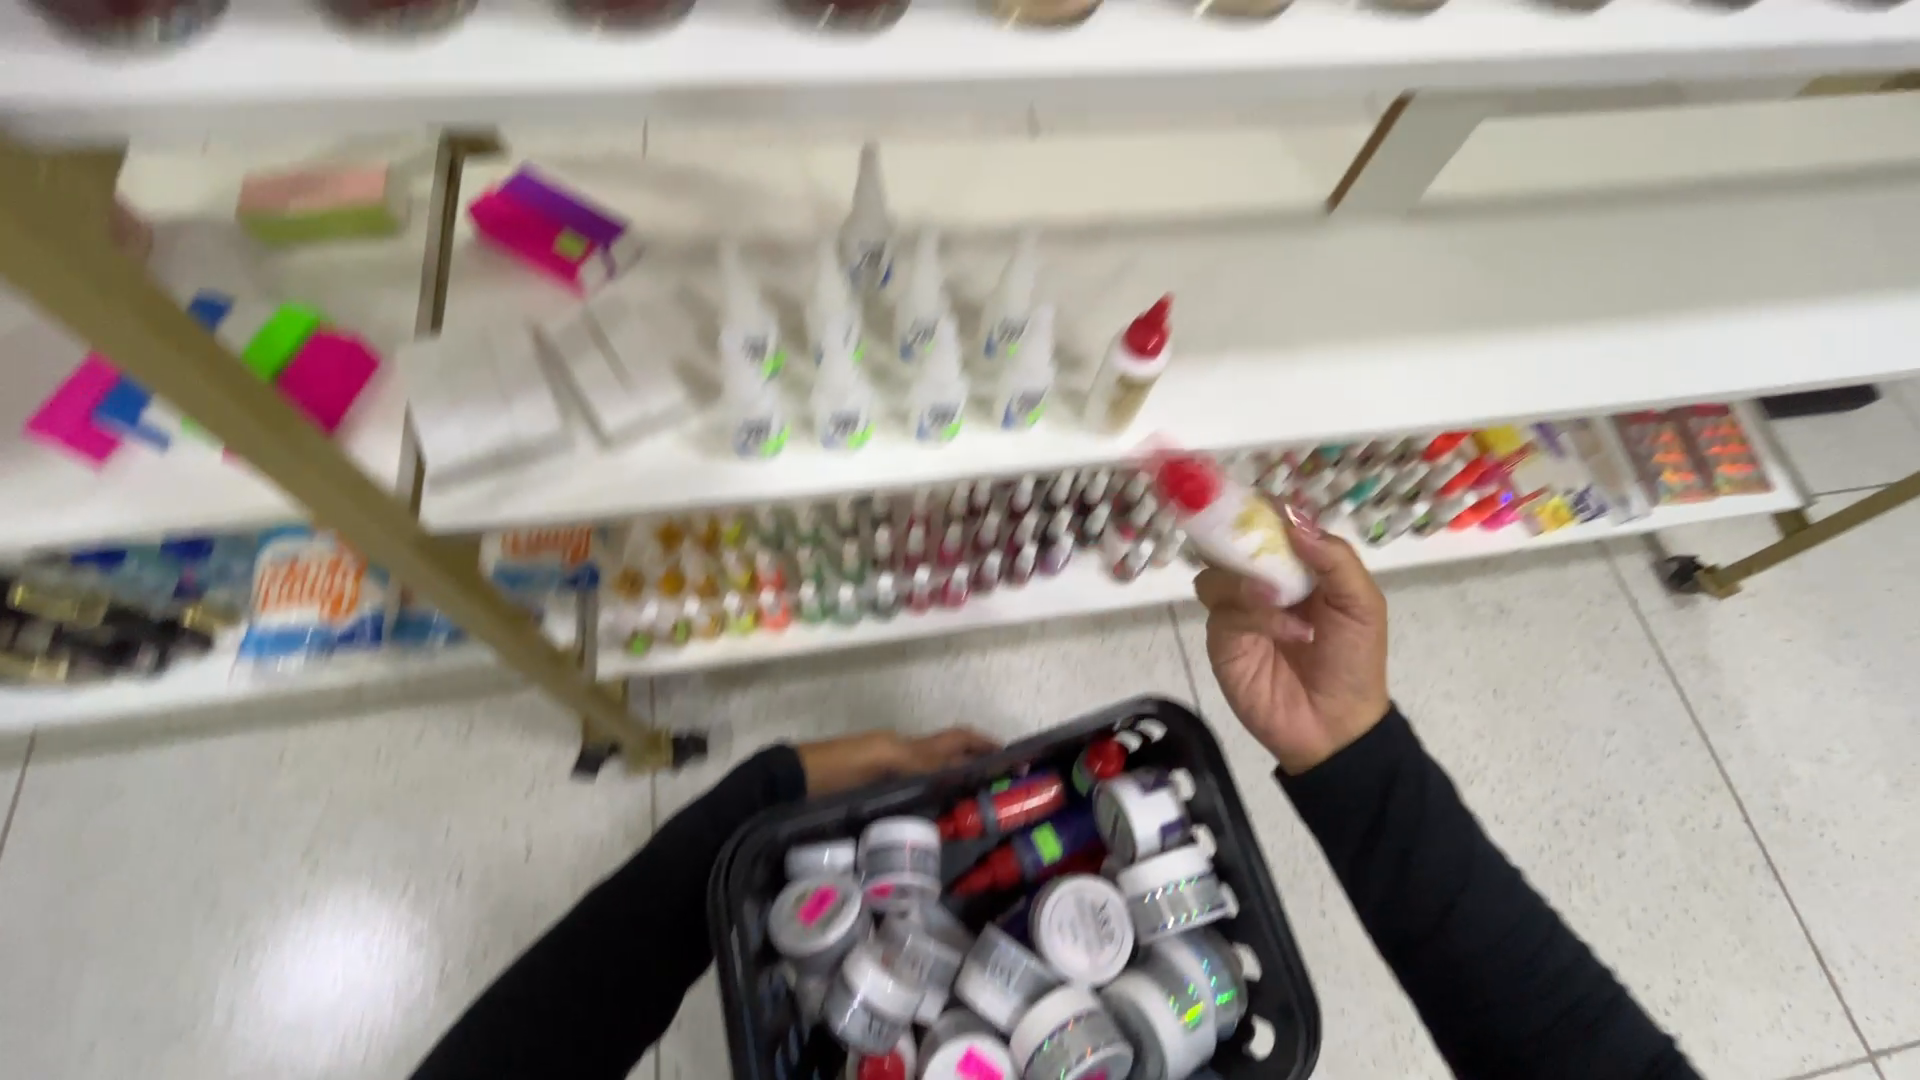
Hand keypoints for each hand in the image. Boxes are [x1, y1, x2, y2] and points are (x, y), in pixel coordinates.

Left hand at [794, 727, 1000, 797]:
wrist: (795, 784)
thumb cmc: (838, 767)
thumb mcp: (883, 759)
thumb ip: (920, 762)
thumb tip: (959, 769)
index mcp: (909, 746)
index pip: (958, 739)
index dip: (985, 743)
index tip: (1014, 758)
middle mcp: (905, 758)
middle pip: (950, 759)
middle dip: (978, 768)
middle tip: (1005, 795)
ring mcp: (891, 780)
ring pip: (936, 781)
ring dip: (958, 790)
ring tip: (980, 815)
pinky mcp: (877, 800)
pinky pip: (917, 799)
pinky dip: (935, 806)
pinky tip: (941, 828)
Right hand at [1195, 512, 1389, 775]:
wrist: (1337, 725)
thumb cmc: (1355, 661)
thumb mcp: (1362, 604)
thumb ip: (1334, 558)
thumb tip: (1292, 519)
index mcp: (1293, 568)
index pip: (1265, 528)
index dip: (1258, 511)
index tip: (1257, 501)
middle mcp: (1257, 583)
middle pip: (1227, 545)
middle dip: (1236, 539)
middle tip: (1254, 542)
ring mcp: (1235, 610)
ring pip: (1215, 575)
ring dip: (1246, 581)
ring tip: (1279, 598)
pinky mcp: (1221, 640)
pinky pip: (1224, 613)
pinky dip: (1257, 615)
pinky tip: (1290, 632)